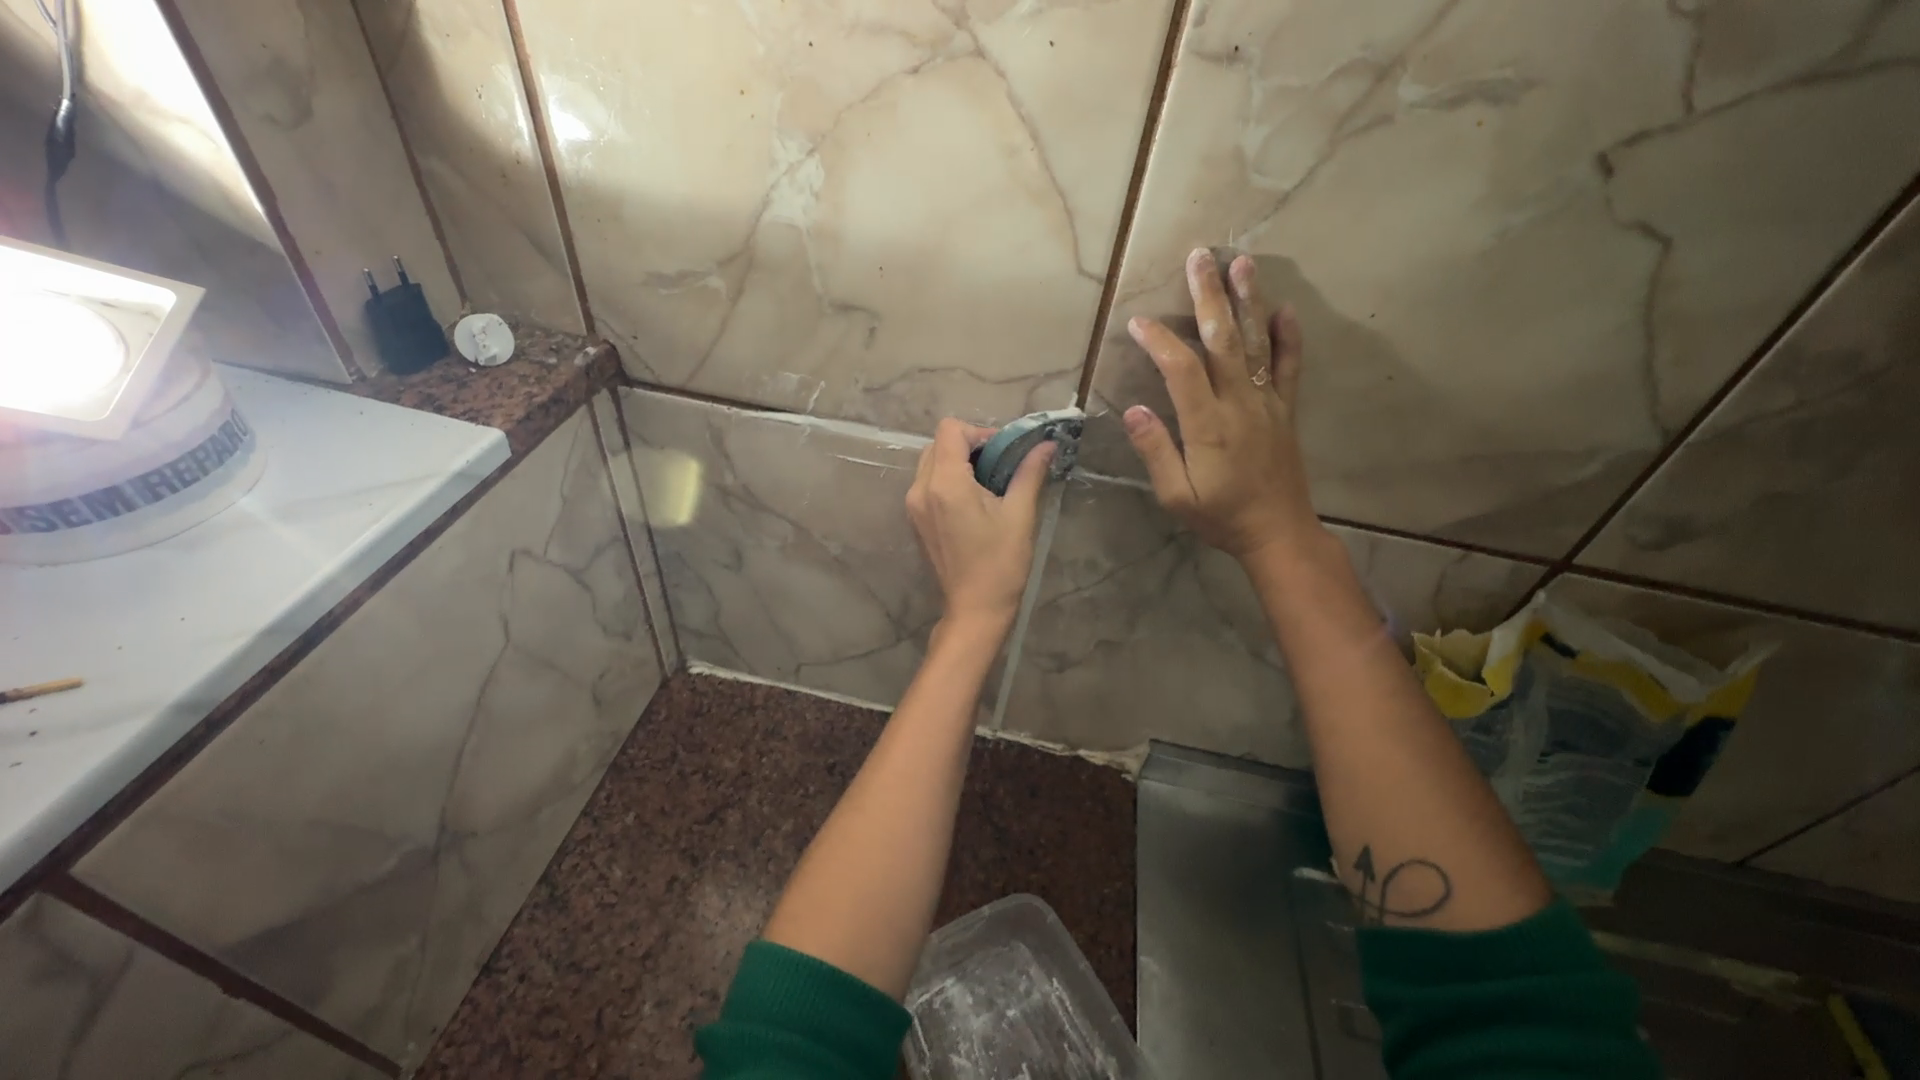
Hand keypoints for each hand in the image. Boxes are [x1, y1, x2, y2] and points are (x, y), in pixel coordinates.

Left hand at [906, 419, 1054, 630]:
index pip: (951, 430)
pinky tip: (974, 502)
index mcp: (945, 484)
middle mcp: (921, 489)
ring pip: (931, 462)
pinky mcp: (915, 520)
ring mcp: (913, 506)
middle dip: (970, 446)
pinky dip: (949, 480)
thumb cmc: (1000, 565)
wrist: (974, 610)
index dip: (980, 431)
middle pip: (938, 444)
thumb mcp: (1019, 515)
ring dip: (958, 462)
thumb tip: (1046, 445)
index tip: (1004, 451)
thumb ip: (1029, 473)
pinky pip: (928, 483)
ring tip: (988, 484)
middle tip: (1000, 466)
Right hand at [1123, 248, 1321, 562]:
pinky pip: (1288, 368)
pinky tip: (1285, 309)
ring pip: (1256, 344)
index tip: (1138, 321)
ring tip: (1241, 263)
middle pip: (1222, 341)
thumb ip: (1155, 451)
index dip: (1160, 341)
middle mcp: (1239, 405)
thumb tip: (1133, 410)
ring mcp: (1266, 404)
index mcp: (1207, 425)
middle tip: (1200, 256)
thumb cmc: (1220, 517)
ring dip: (1248, 301)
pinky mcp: (1285, 410)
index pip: (1181, 370)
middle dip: (1208, 296)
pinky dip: (1288, 338)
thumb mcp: (1176, 496)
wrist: (1278, 532)